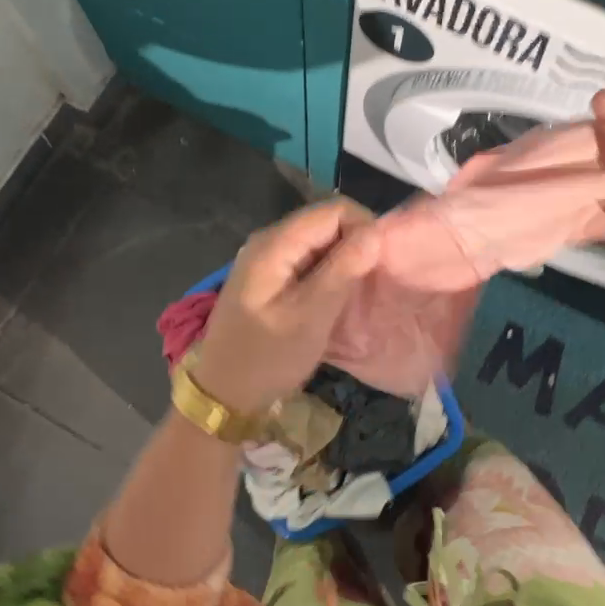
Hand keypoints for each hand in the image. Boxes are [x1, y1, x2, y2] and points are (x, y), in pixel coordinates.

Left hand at [193, 198, 380, 415]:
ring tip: (360, 292)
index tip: (381, 263)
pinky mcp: (270, 279)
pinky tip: (338, 299)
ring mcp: (267, 260)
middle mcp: (269, 241)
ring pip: (320, 243)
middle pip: (326, 222)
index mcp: (275, 243)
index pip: (334, 210)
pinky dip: (328, 274)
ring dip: (345, 261)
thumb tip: (376, 231)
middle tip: (374, 281)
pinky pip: (308, 261)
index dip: (365, 228)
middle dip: (356, 244)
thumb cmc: (267, 358)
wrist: (223, 395)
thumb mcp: (310, 316)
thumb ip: (342, 270)